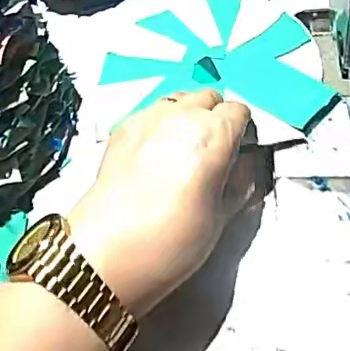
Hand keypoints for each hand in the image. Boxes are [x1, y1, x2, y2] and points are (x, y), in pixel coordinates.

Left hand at [68, 89, 255, 314]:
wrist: (105, 253)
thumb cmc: (171, 240)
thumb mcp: (220, 218)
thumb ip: (239, 184)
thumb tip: (243, 167)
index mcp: (214, 133)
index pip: (239, 111)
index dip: (241, 131)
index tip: (237, 151)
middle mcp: (183, 114)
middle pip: (209, 97)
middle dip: (215, 117)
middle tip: (211, 150)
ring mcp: (149, 117)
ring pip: (179, 99)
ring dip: (187, 115)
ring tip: (181, 148)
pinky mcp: (123, 126)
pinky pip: (151, 112)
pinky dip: (160, 124)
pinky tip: (154, 154)